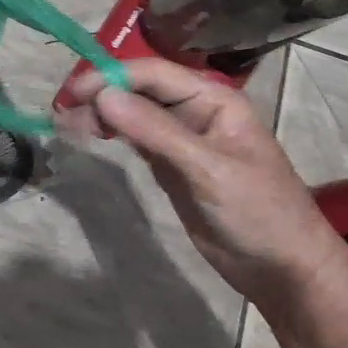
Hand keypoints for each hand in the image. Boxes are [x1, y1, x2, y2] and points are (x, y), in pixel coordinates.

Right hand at [61, 58, 347, 307]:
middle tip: (62, 112)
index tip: (73, 93)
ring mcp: (181, 137)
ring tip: (66, 125)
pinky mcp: (170, 164)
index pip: (151, 74)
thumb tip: (102, 96)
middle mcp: (195, 109)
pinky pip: (134, 137)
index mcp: (213, 98)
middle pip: (138, 88)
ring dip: (100, 113)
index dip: (110, 77)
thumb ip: (154, 130)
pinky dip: (110, 133)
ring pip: (131, 111)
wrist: (285, 273)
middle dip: (100, 93)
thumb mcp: (207, 169)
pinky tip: (89, 136)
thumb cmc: (259, 213)